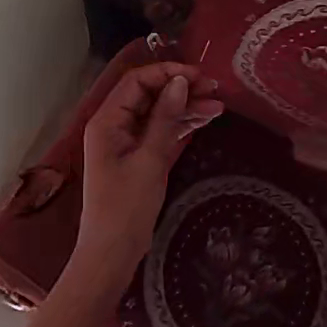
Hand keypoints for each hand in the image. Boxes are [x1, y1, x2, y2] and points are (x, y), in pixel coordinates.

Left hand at [77, 62, 223, 269]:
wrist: (113, 252)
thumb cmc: (126, 207)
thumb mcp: (150, 159)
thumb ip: (165, 119)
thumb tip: (181, 83)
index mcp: (107, 121)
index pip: (136, 81)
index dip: (168, 73)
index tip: (199, 76)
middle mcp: (114, 125)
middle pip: (149, 95)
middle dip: (181, 89)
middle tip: (215, 89)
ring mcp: (126, 141)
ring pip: (158, 113)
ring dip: (186, 107)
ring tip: (219, 106)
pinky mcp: (139, 157)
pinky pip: (161, 131)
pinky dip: (182, 125)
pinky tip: (205, 120)